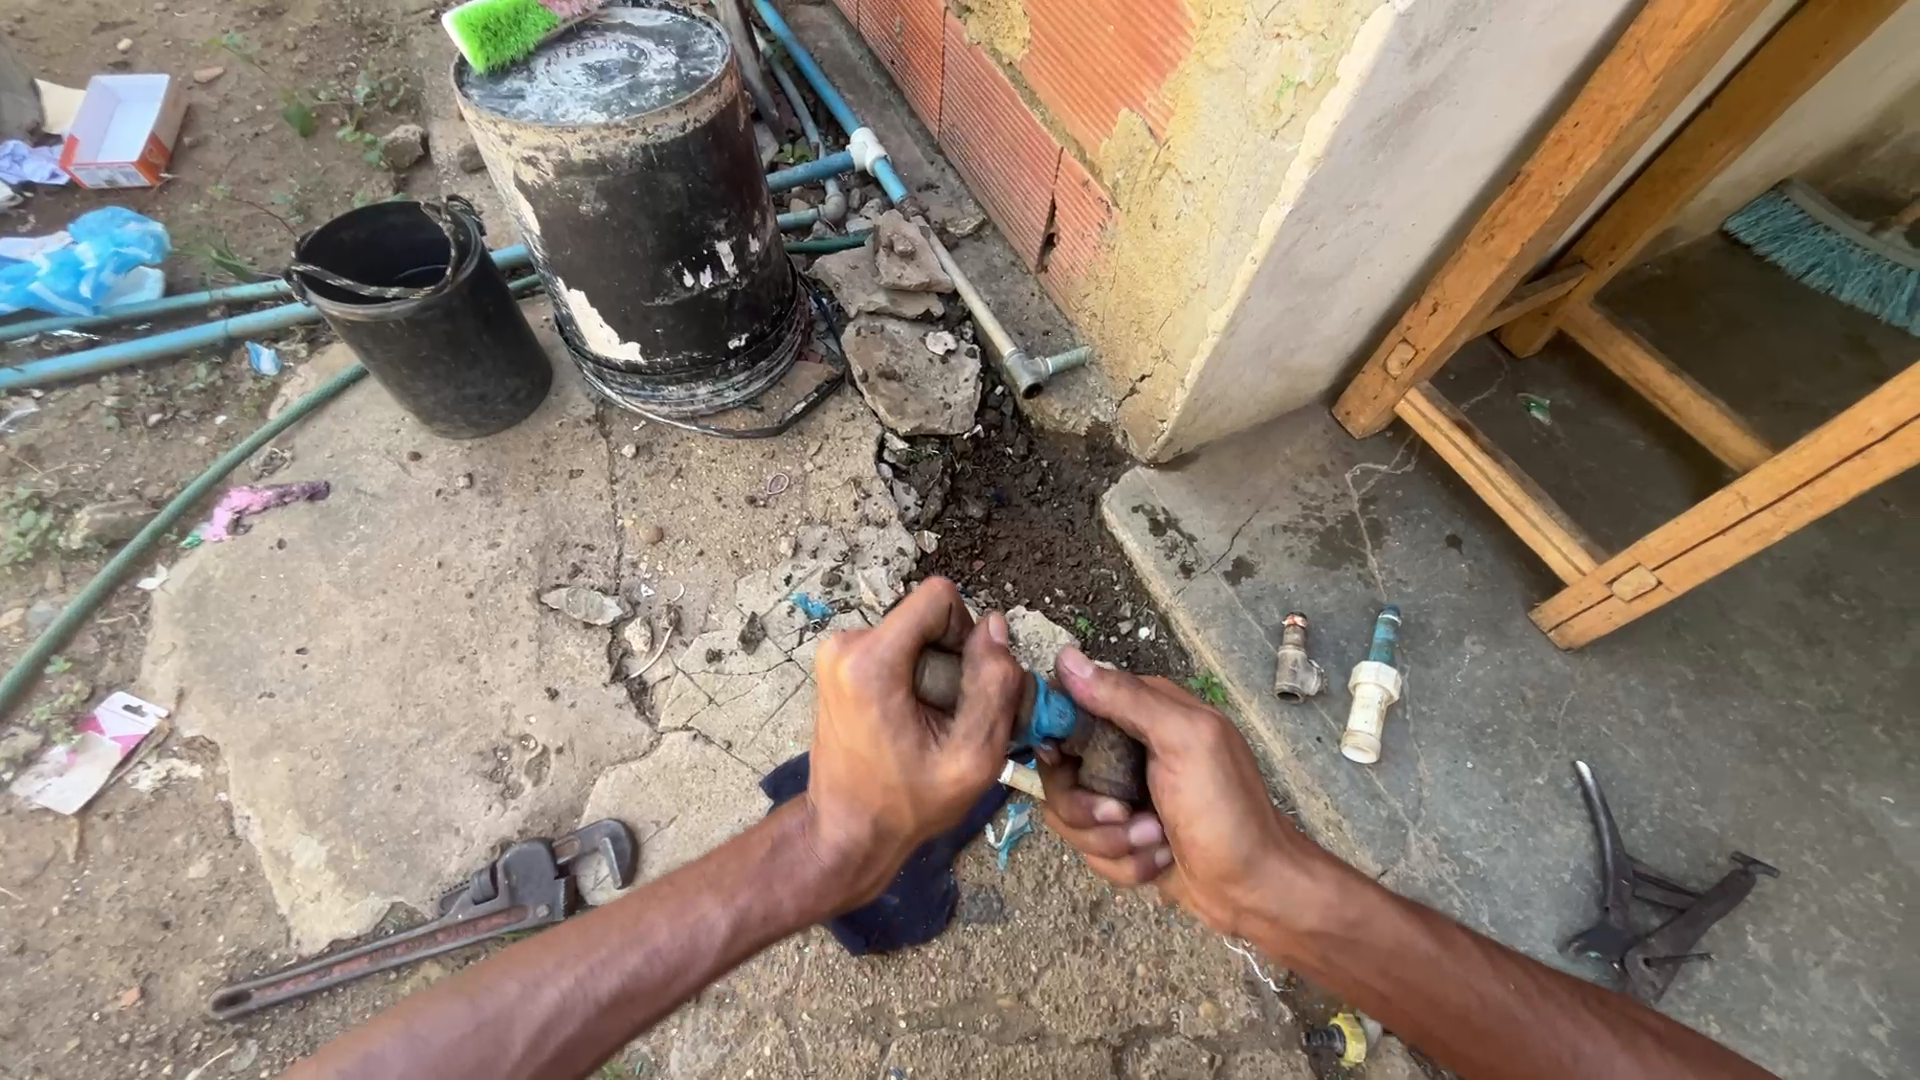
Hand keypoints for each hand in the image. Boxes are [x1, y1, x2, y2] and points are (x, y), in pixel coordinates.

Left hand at [807, 577, 1024, 908]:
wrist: (846, 830)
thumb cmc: (907, 804)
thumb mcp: (973, 757)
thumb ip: (994, 686)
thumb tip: (995, 625)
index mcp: (870, 661)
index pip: (939, 597)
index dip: (965, 636)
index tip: (960, 687)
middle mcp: (845, 643)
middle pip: (927, 617)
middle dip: (949, 660)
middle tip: (944, 717)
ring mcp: (837, 651)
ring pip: (915, 632)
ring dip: (933, 671)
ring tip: (926, 723)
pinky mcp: (839, 661)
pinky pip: (897, 645)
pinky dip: (913, 675)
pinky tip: (910, 718)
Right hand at [1039, 647, 1307, 937]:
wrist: (1256, 890)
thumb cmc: (1227, 809)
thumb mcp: (1183, 740)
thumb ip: (1126, 698)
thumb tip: (1066, 658)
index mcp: (1139, 710)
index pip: (1066, 706)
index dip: (1055, 736)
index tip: (1065, 762)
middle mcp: (1123, 746)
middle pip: (1058, 771)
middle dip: (1087, 806)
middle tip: (1124, 815)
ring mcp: (1120, 793)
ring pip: (1068, 814)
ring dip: (1110, 839)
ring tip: (1155, 841)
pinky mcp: (1120, 834)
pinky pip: (1089, 846)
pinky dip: (1123, 861)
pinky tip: (1159, 859)